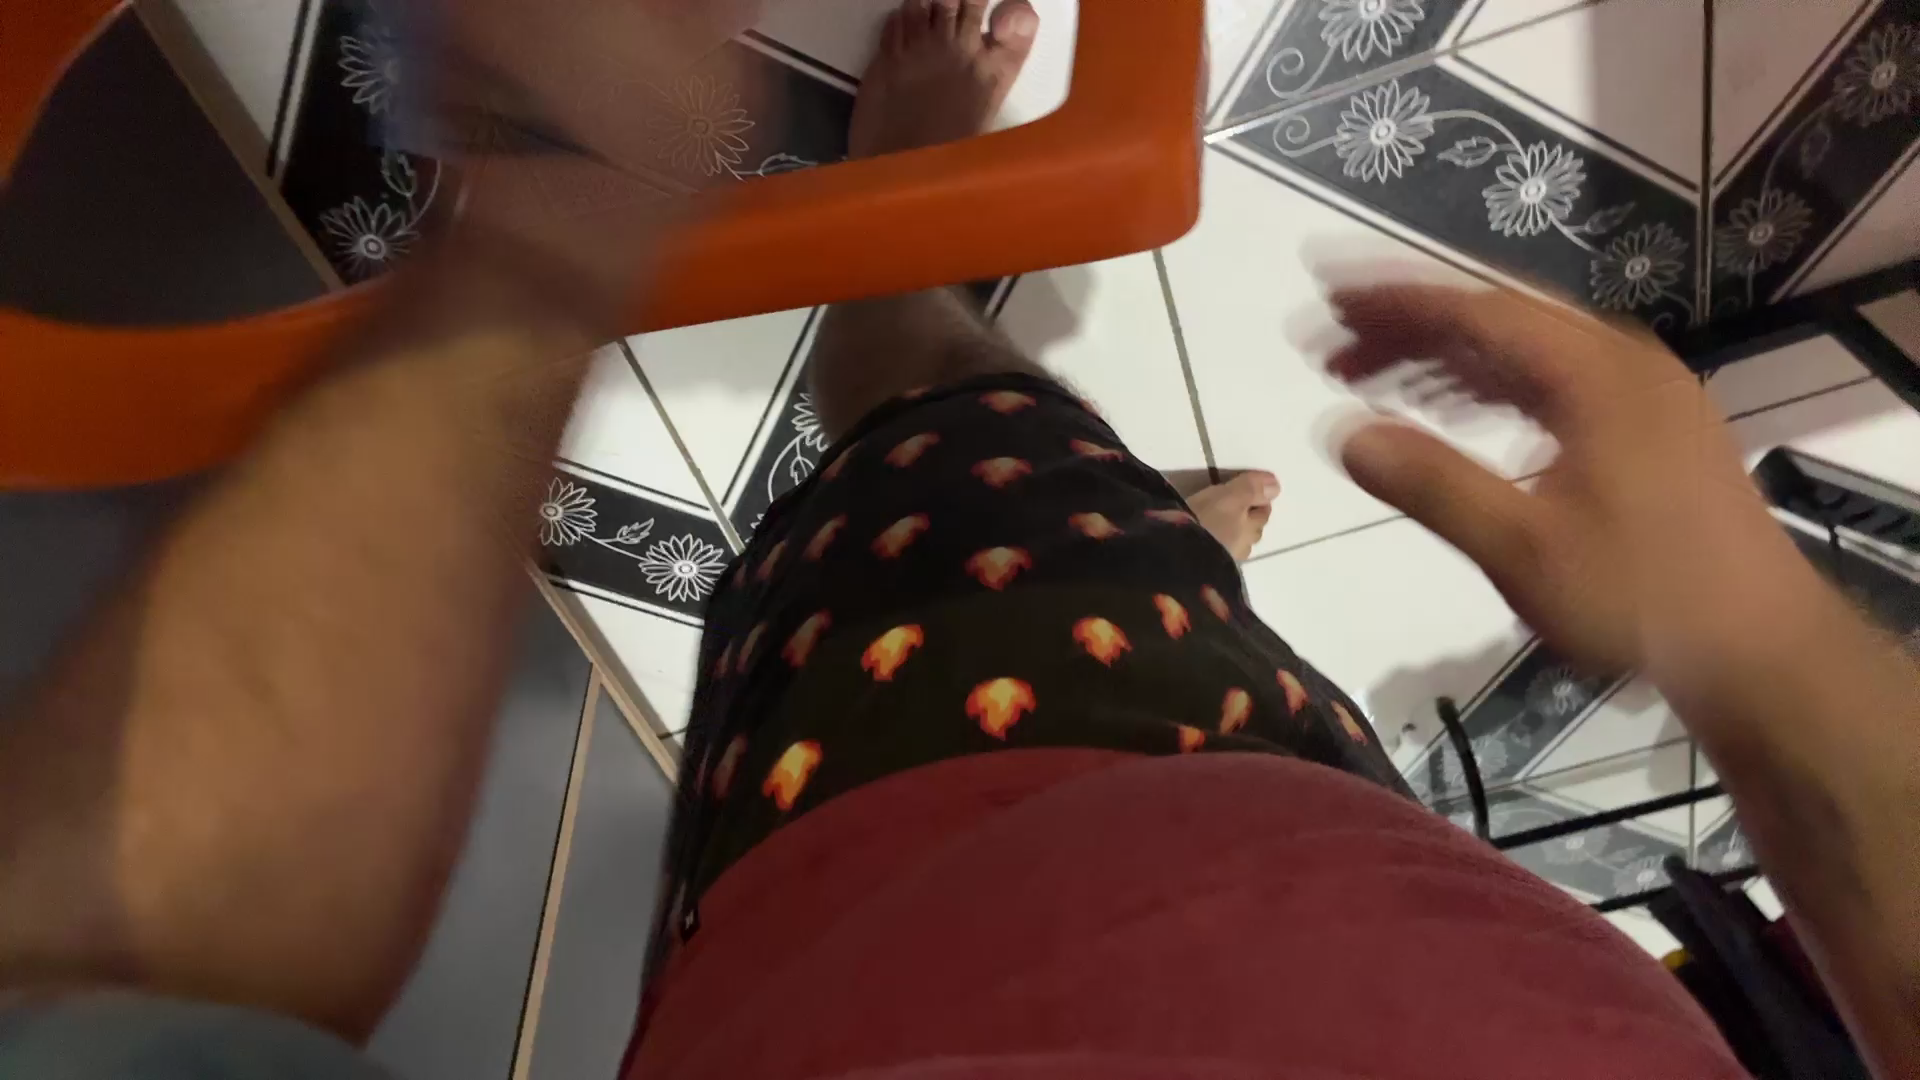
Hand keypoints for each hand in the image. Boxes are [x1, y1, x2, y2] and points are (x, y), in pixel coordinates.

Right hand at [1326, 284, 1825, 683]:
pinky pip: (1533, 384)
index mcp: (1597, 377)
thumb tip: (1344, 432)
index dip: (1395, 301)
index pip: (1479, 313)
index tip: (1329, 297)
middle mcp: (1615, 367)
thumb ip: (1430, 484)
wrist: (1756, 652)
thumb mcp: (1521, 547)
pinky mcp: (1625, 430)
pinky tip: (1431, 406)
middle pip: (1494, 320)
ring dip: (1432, 355)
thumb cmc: (1640, 598)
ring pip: (1512, 351)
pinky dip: (1471, 386)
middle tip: (1330, 340)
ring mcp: (1625, 397)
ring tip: (1359, 371)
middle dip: (1405, 323)